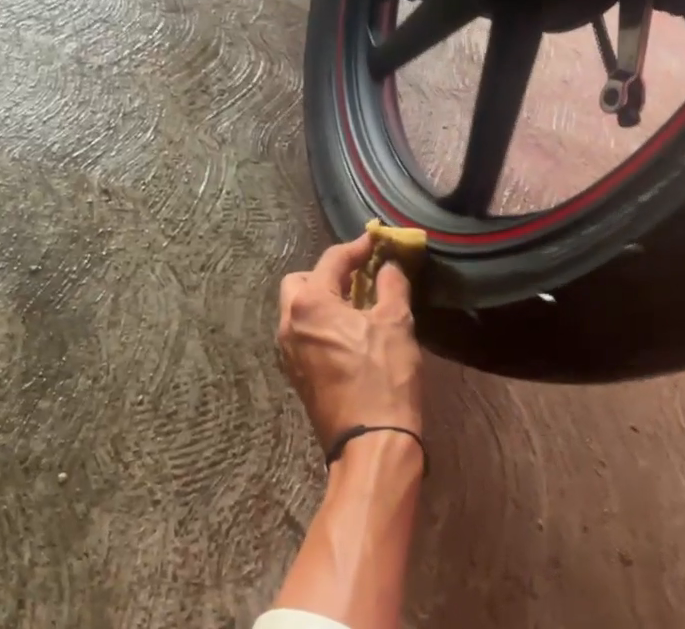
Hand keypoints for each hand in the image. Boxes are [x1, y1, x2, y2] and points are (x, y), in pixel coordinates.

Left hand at [277, 234, 423, 449]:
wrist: (372, 444)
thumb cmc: (385, 378)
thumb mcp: (396, 324)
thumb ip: (390, 285)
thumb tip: (388, 265)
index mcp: (310, 304)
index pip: (331, 261)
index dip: (356, 247)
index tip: (375, 240)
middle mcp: (289, 323)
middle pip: (300, 282)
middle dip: (327, 274)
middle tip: (359, 277)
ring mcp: (288, 351)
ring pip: (297, 309)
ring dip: (322, 299)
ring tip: (356, 304)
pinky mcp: (296, 374)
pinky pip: (302, 334)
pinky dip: (320, 324)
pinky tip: (347, 333)